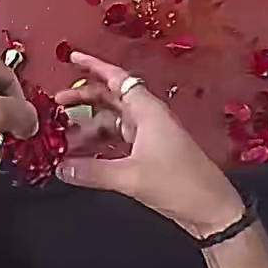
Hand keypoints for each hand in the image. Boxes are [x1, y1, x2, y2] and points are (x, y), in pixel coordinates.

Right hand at [55, 51, 245, 238]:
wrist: (211, 209)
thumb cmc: (178, 184)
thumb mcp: (131, 177)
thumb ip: (92, 171)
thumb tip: (61, 167)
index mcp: (147, 111)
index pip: (116, 78)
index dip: (94, 66)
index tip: (71, 58)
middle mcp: (147, 117)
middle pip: (110, 98)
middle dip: (83, 99)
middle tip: (56, 104)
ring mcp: (149, 135)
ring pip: (111, 122)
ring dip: (88, 127)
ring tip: (62, 136)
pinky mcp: (149, 154)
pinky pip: (117, 141)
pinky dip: (98, 145)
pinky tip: (81, 155)